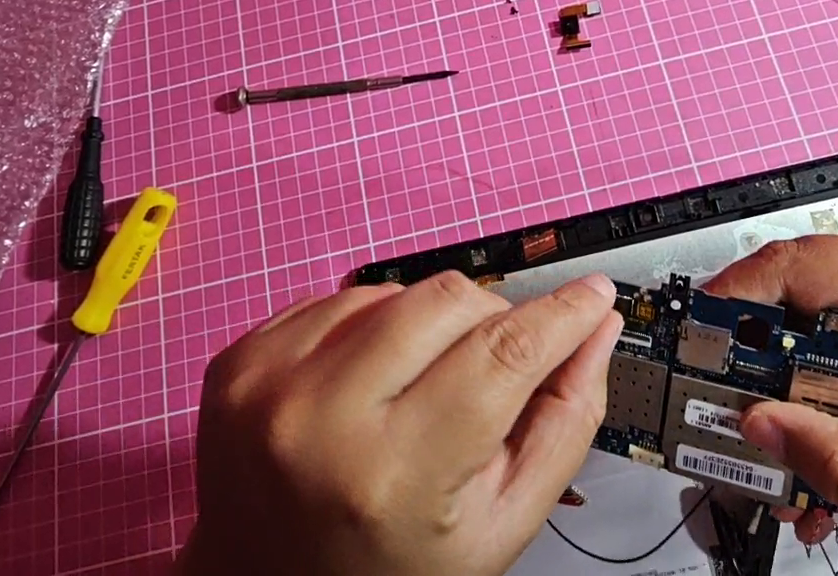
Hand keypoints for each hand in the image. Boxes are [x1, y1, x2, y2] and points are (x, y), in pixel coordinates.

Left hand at [180, 272, 622, 575]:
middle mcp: (320, 418)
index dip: (562, 316)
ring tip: (414, 390)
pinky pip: (343, 295)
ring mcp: (270, 379)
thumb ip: (562, 423)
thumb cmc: (389, 566)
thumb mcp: (499, 525)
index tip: (592, 295)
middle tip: (483, 375)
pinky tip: (367, 381)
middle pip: (452, 300)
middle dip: (490, 323)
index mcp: (395, 476)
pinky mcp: (243, 356)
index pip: (504, 355)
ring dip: (427, 325)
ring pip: (399, 289)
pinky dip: (373, 325)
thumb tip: (595, 330)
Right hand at [704, 218, 837, 539]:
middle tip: (743, 423)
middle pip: (793, 288)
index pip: (803, 264)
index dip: (734, 298)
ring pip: (806, 306)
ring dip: (788, 375)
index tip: (694, 345)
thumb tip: (765, 427)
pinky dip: (817, 371)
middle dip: (758, 359)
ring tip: (797, 448)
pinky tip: (830, 431)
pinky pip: (832, 316)